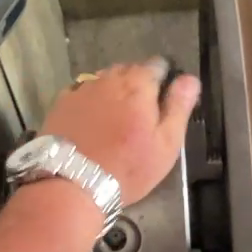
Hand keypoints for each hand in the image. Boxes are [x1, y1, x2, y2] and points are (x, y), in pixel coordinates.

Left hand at [40, 59, 199, 204]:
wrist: (71, 185)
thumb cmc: (127, 168)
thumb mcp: (166, 143)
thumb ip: (179, 107)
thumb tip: (190, 79)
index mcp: (138, 84)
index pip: (157, 65)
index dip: (164, 79)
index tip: (164, 101)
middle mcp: (108, 79)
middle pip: (128, 70)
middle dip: (137, 84)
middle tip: (141, 115)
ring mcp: (81, 89)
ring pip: (104, 80)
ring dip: (113, 92)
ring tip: (116, 119)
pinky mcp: (61, 104)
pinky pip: (82, 93)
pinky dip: (91, 102)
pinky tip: (91, 123)